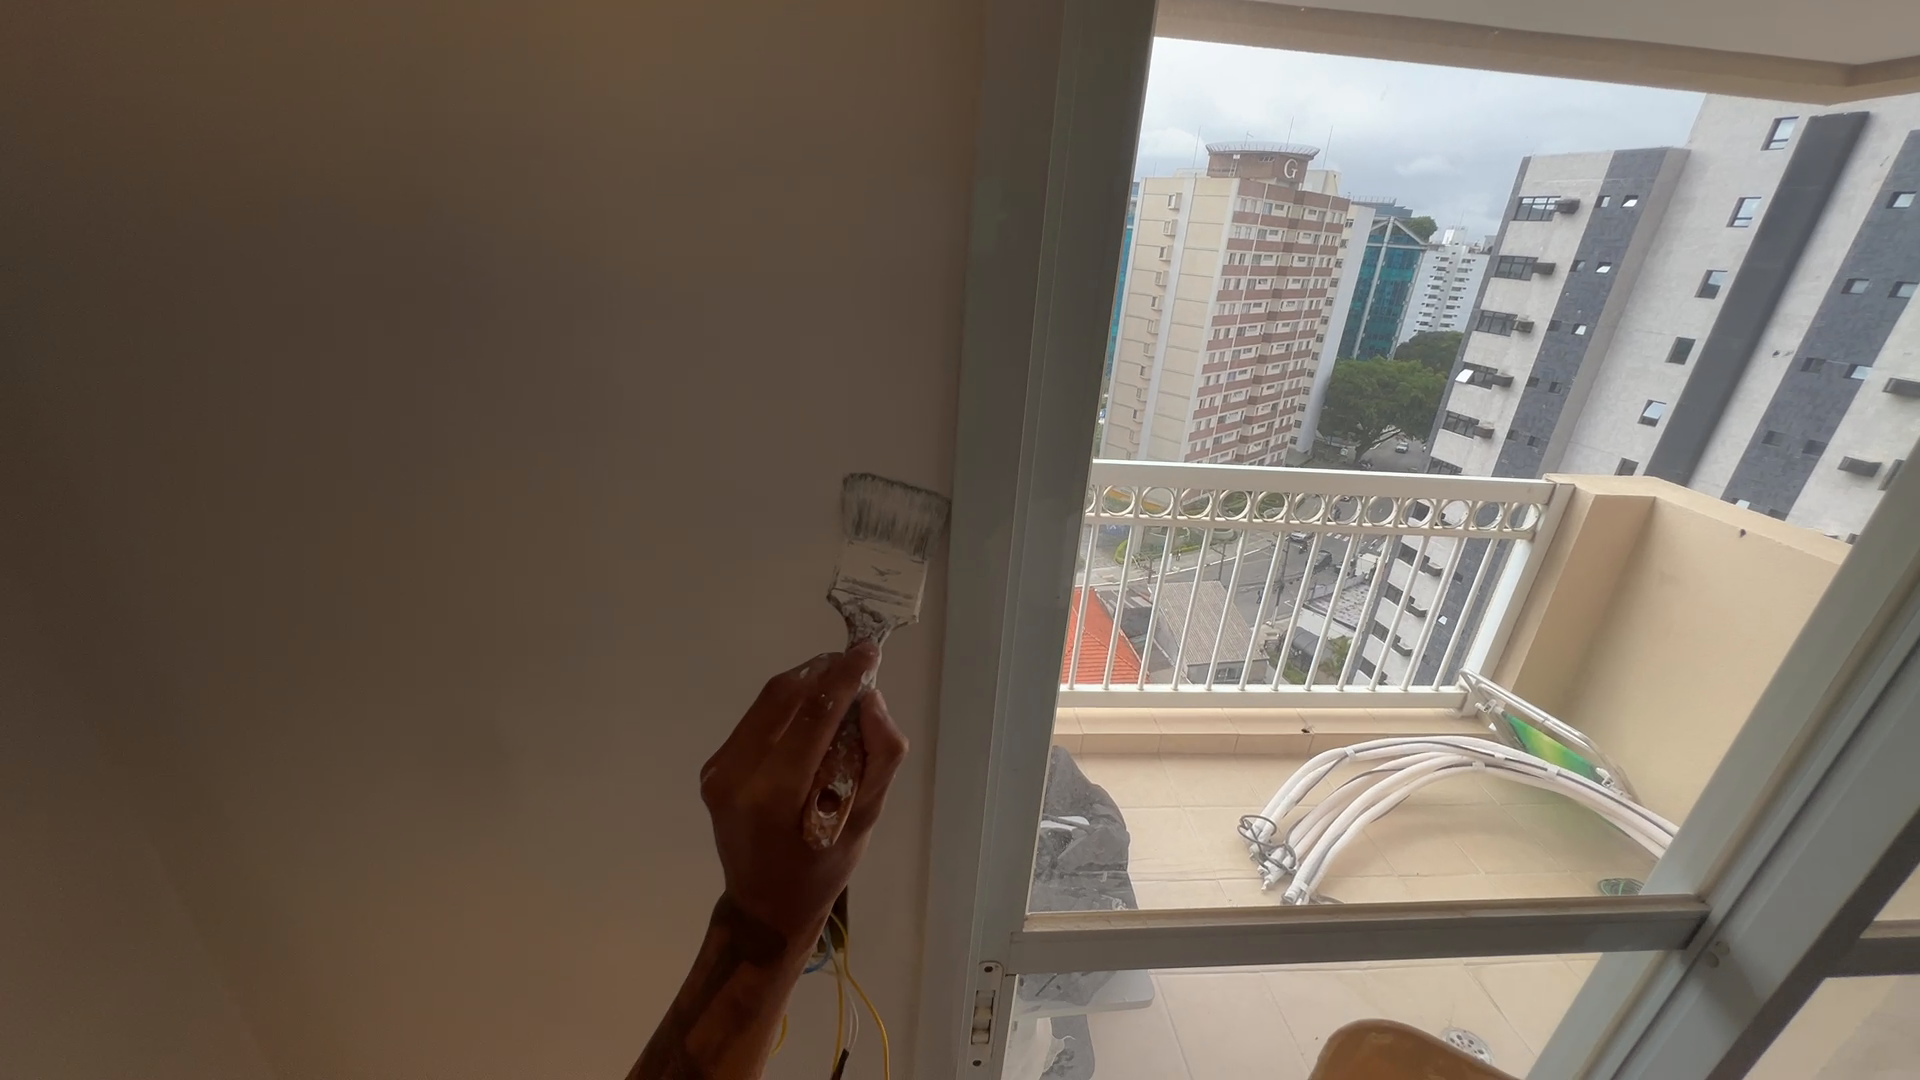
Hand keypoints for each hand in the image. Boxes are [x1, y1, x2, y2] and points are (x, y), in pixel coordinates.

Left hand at [699, 644, 908, 943]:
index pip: (814, 715)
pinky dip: (791, 702)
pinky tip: (813, 710)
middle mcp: (737, 775)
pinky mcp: (715, 766)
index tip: (869, 652)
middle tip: (857, 665)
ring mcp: (719, 769)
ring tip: (840, 683)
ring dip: (808, 681)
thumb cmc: (823, 868)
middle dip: (825, 671)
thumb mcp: (866, 820)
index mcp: (774, 795)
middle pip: (784, 695)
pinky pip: (758, 716)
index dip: (844, 677)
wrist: (764, 904)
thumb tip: (872, 699)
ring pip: (769, 699)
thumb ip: (878, 756)